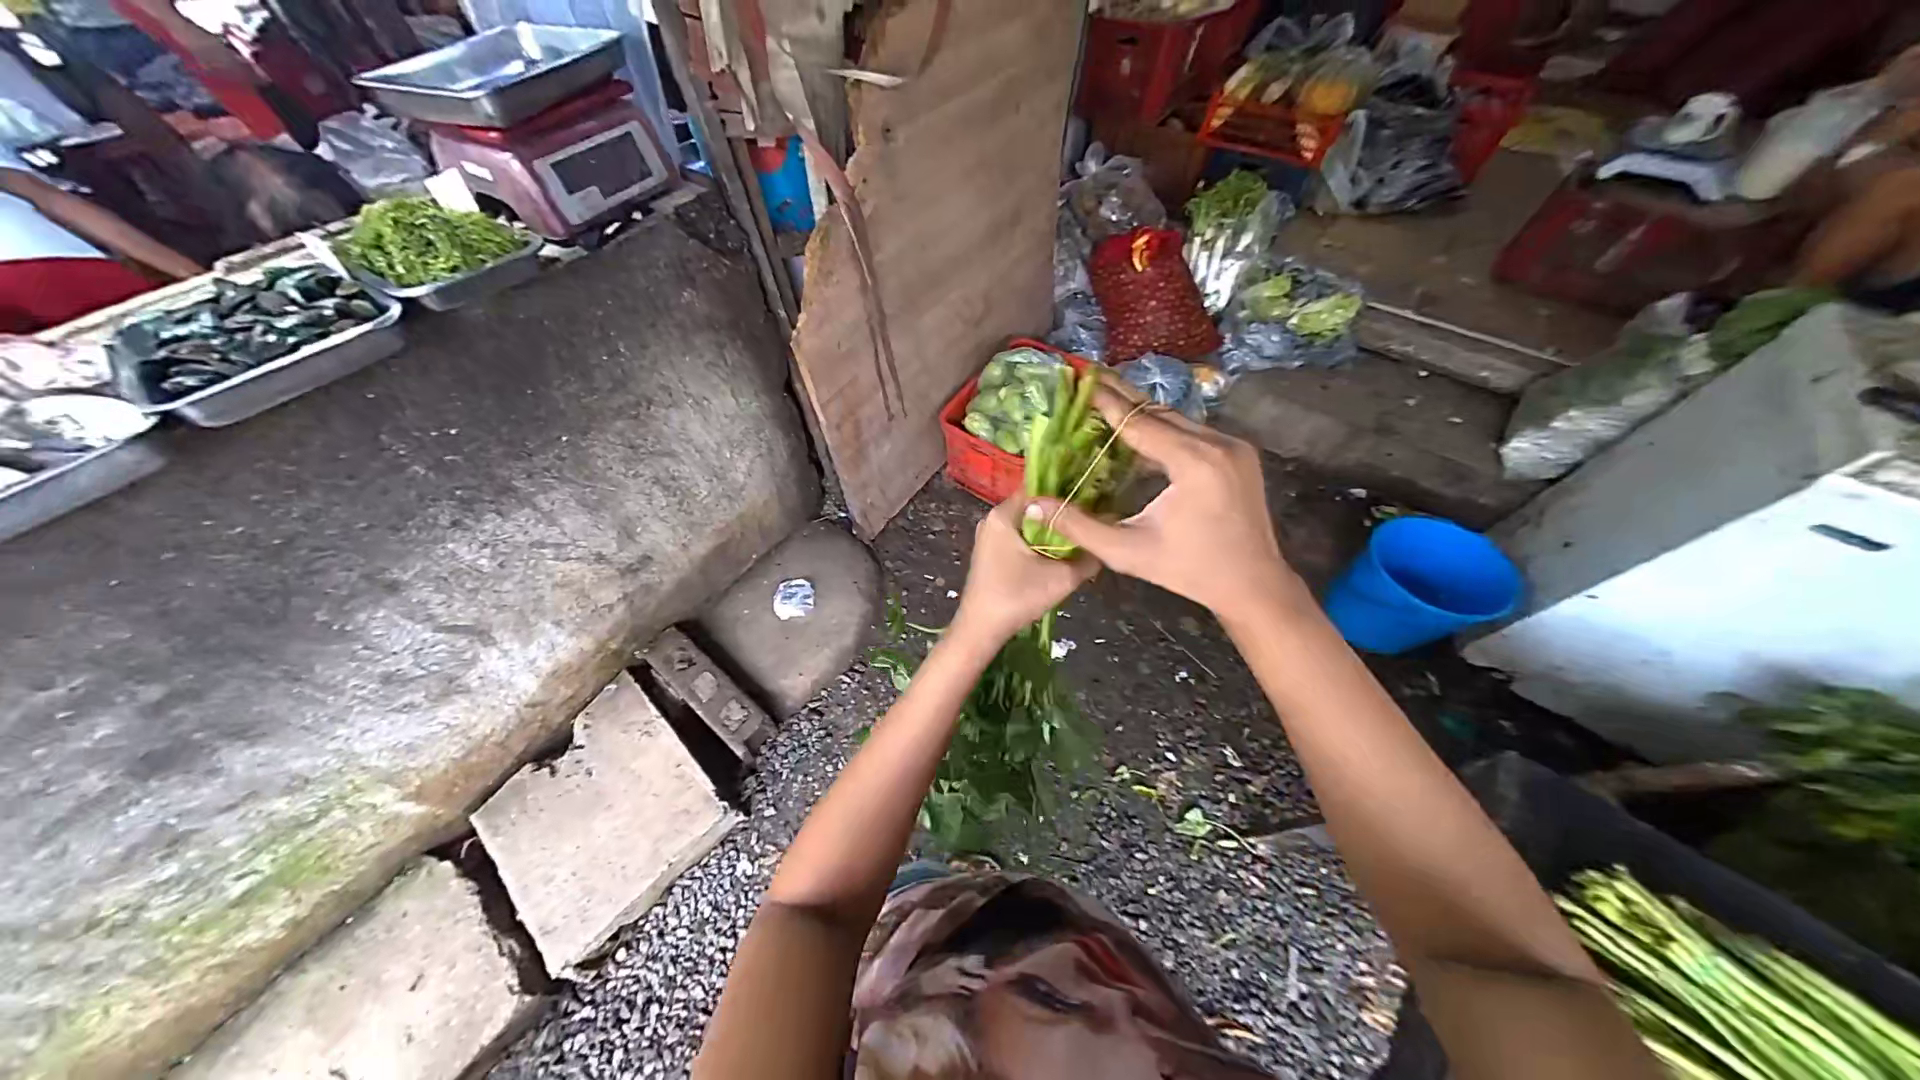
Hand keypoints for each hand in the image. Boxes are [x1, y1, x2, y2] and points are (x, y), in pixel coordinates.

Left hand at [951, 496, 1098, 643]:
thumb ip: (1088, 558)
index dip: (1068, 496)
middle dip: (1061, 516)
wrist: (981, 629)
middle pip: (1035, 508)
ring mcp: (989, 537)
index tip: (1092, 506)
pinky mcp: (991, 553)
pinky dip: (1038, 543)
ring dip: (1051, 532)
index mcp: (1003, 515)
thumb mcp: (1062, 578)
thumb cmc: (1017, 597)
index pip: (1040, 490)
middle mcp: (993, 519)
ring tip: (1079, 541)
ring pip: (1028, 525)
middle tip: (1090, 525)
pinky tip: (1058, 557)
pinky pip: (1020, 538)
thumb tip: (1104, 545)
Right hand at [1031, 375, 1305, 624]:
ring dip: (1143, 413)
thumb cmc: (1187, 571)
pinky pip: (1194, 432)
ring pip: (1178, 420)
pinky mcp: (1239, 455)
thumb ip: (1078, 526)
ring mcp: (1234, 447)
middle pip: (1159, 413)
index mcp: (1193, 463)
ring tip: (1110, 400)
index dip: (1106, 403)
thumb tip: (1033, 504)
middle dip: (1123, 398)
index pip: (1139, 422)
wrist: (1253, 584)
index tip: (1081, 381)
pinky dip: (1164, 429)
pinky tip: (1142, 432)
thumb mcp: (1127, 551)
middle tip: (1090, 378)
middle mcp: (1218, 444)